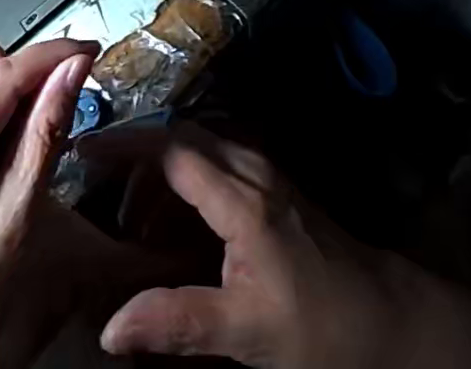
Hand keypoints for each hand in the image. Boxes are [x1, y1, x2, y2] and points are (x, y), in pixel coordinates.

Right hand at [100, 128, 470, 368]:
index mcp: (242, 199)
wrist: (386, 315)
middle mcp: (252, 169)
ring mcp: (266, 171)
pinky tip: (172, 213)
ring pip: (201, 146)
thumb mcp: (246, 333)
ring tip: (129, 207)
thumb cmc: (318, 324)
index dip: (126, 145)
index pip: (173, 152)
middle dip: (138, 152)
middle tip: (98, 181)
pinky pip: (218, 159)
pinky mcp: (273, 183)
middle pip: (184, 138)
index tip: (84, 148)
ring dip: (162, 165)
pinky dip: (186, 175)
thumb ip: (177, 322)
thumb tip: (109, 328)